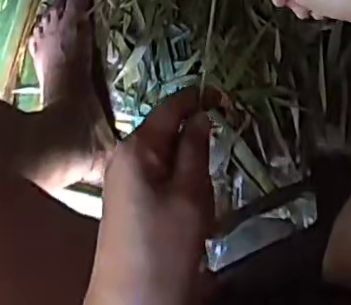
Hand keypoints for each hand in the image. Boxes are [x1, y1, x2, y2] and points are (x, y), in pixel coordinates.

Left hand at [85, 90, 215, 304]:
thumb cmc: (162, 252)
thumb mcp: (189, 196)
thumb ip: (196, 150)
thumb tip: (202, 116)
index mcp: (136, 147)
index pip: (171, 107)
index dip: (199, 97)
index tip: (226, 98)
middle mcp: (124, 157)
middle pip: (168, 132)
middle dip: (196, 142)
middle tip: (218, 166)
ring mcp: (124, 182)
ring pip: (167, 159)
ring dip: (190, 171)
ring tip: (205, 203)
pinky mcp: (128, 205)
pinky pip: (160, 181)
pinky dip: (180, 188)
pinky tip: (192, 215)